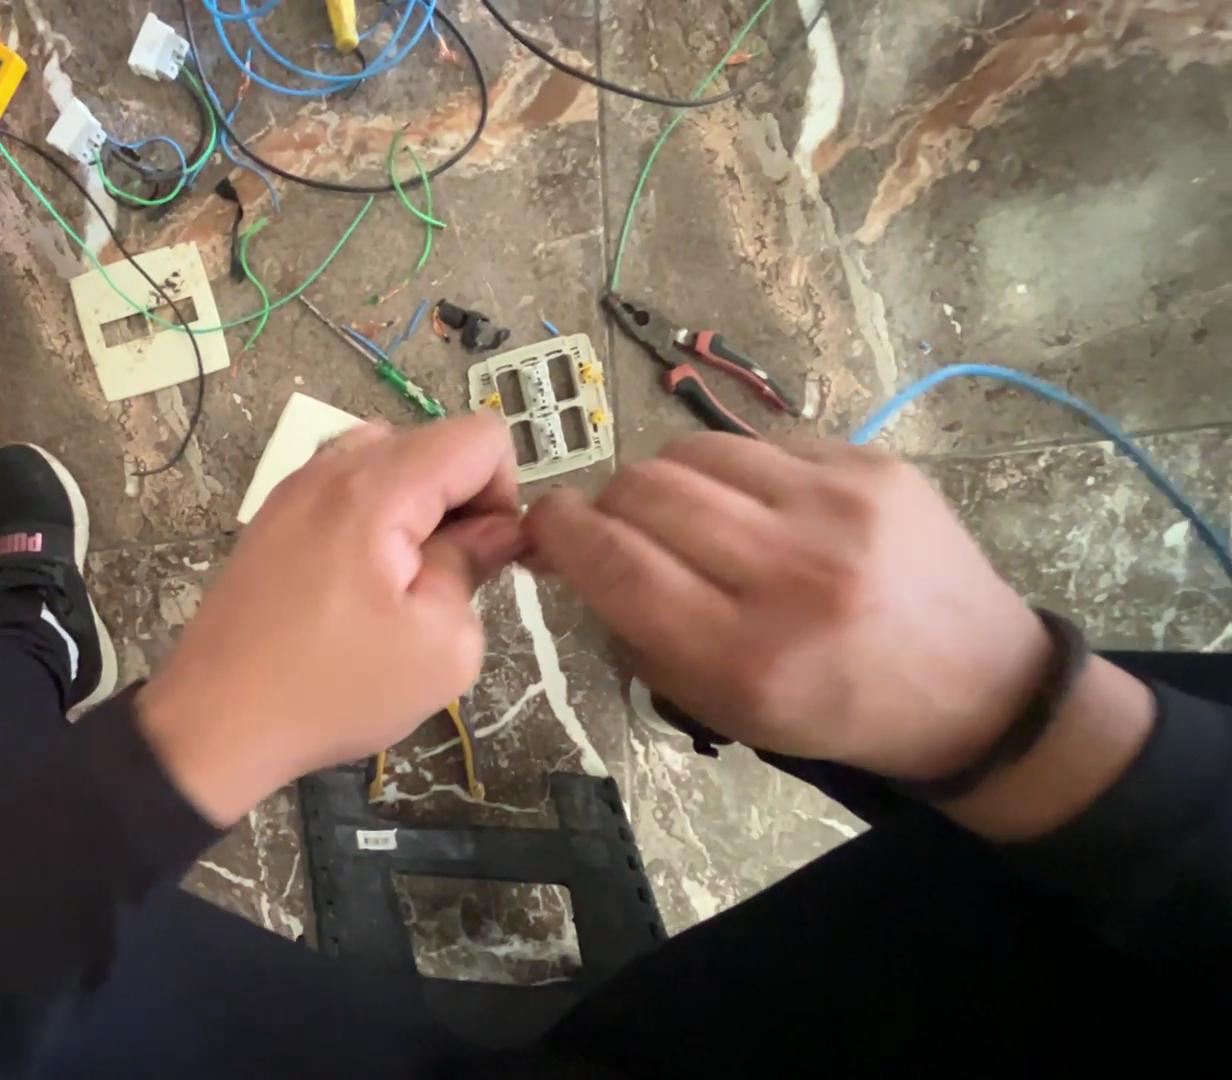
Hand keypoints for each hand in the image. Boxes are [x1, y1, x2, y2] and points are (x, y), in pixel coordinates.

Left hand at [139, 413, 524, 824]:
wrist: (216, 719)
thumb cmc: (333, 690)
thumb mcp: (440, 647)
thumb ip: (476, 567)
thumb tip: (496, 529)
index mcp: (375, 488)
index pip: (479, 437)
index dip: (504, 494)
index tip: (485, 557)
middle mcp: (330, 466)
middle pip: (432, 445)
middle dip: (460, 503)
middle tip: (443, 581)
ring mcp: (292, 487)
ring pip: (389, 463)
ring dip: (415, 510)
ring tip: (400, 582)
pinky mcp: (272, 515)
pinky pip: (345, 488)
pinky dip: (373, 517)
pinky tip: (357, 582)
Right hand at [524, 434, 1056, 780]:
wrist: (973, 688)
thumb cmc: (820, 706)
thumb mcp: (709, 701)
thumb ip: (628, 627)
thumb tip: (570, 552)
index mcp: (743, 650)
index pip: (614, 560)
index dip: (558, 530)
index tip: (541, 525)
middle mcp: (792, 572)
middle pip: (641, 491)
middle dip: (602, 503)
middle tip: (610, 526)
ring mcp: (839, 507)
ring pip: (686, 452)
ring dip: (657, 481)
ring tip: (678, 511)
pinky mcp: (871, 465)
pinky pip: (748, 443)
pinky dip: (721, 471)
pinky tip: (745, 505)